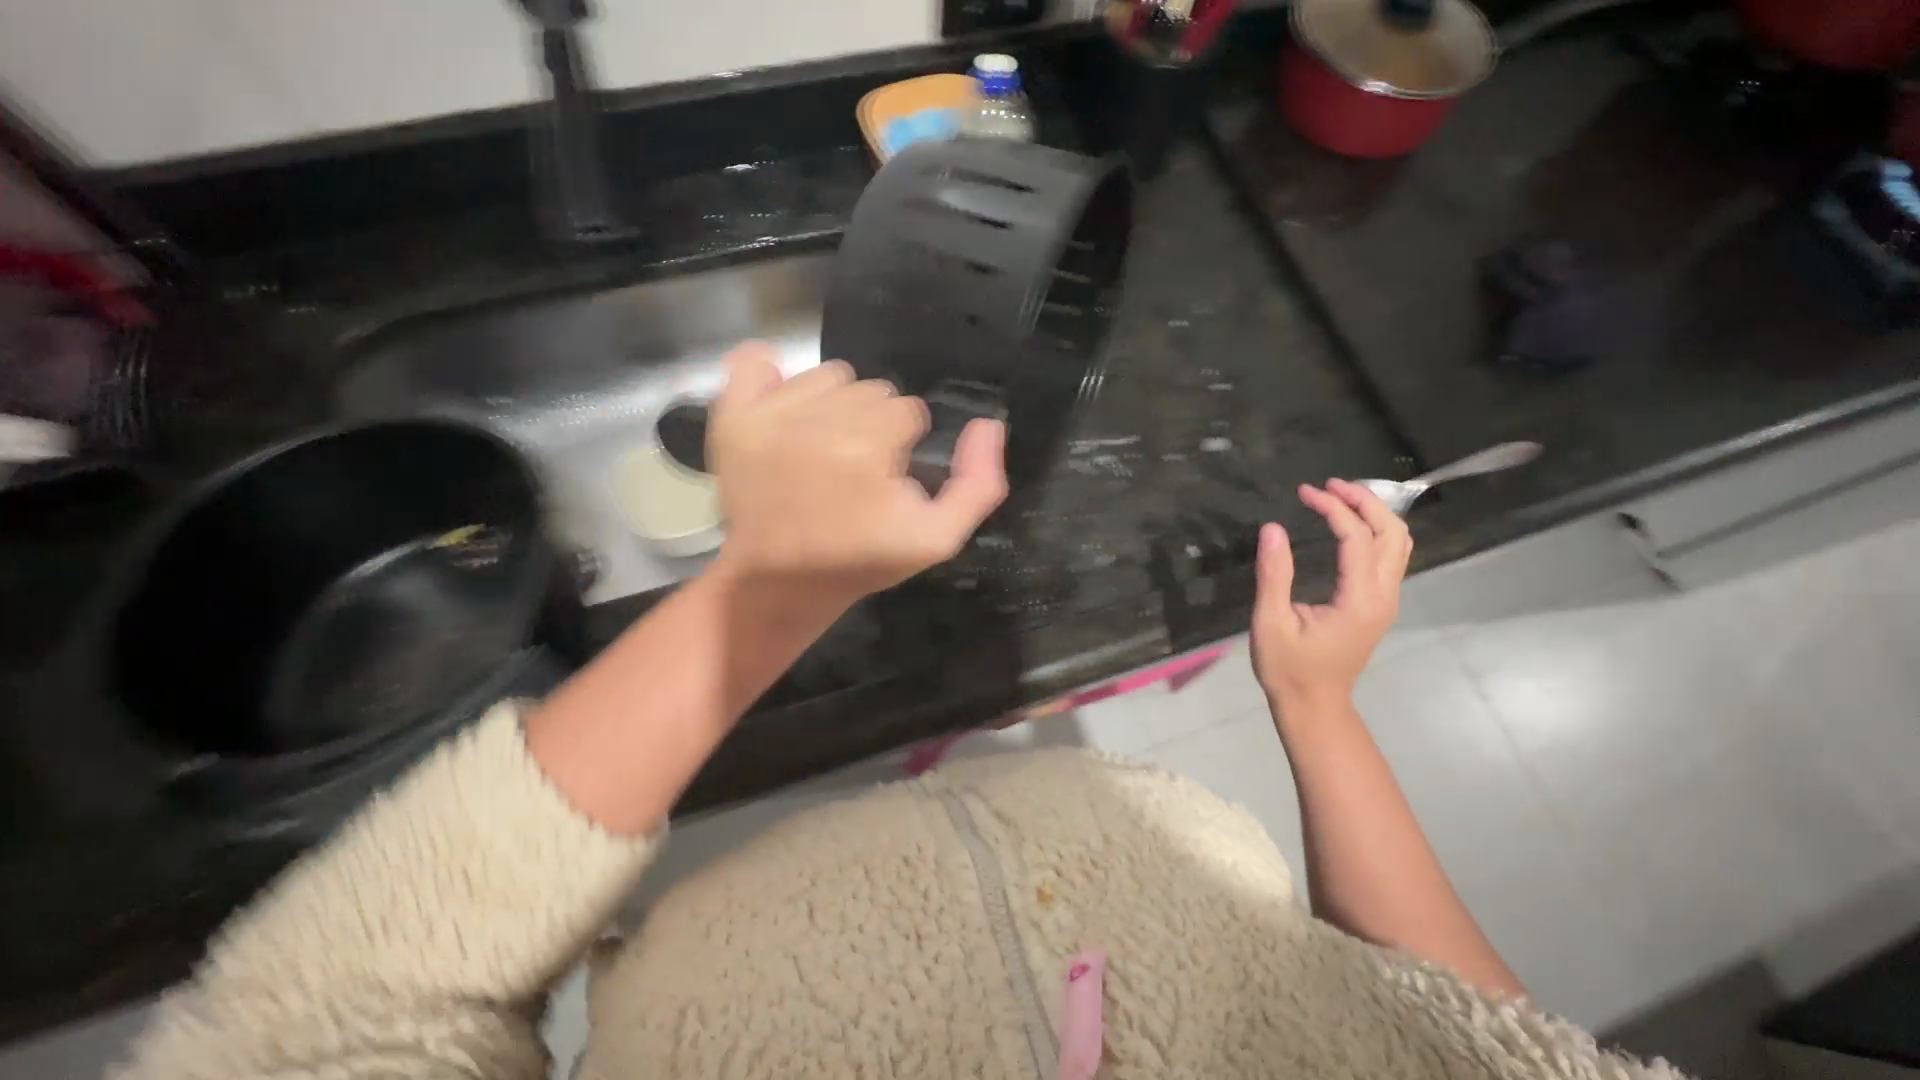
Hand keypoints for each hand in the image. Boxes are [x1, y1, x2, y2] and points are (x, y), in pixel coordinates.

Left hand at [707, 342, 1008, 605]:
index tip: (884, 482)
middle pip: (870, 390)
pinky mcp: (732, 416)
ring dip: (832, 406)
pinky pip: (755, 360)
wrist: (779, 583)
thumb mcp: (936, 540)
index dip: (903, 449)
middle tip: (853, 473)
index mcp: (869, 445)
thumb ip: (977, 485)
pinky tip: (781, 413)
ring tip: (820, 451)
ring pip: (826, 376)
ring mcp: (769, 414)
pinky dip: (771, 379)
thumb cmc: (858, 560)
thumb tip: (988, 426)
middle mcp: (818, 419)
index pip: (908, 412)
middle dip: (871, 427)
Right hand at [1250, 479, 1411, 712]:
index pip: (1357, 538)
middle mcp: (1382, 596)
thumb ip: (1274, 574)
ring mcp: (1386, 601)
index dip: (1333, 508)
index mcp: (1358, 599)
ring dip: (1374, 514)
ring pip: (1398, 543)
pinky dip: (1375, 531)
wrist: (1314, 706)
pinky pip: (1391, 557)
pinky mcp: (1379, 605)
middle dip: (1364, 501)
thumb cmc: (1288, 669)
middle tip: (1328, 485)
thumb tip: (1273, 528)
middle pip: (1392, 532)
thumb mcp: (1270, 622)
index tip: (1304, 492)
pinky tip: (1350, 525)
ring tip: (1340, 497)